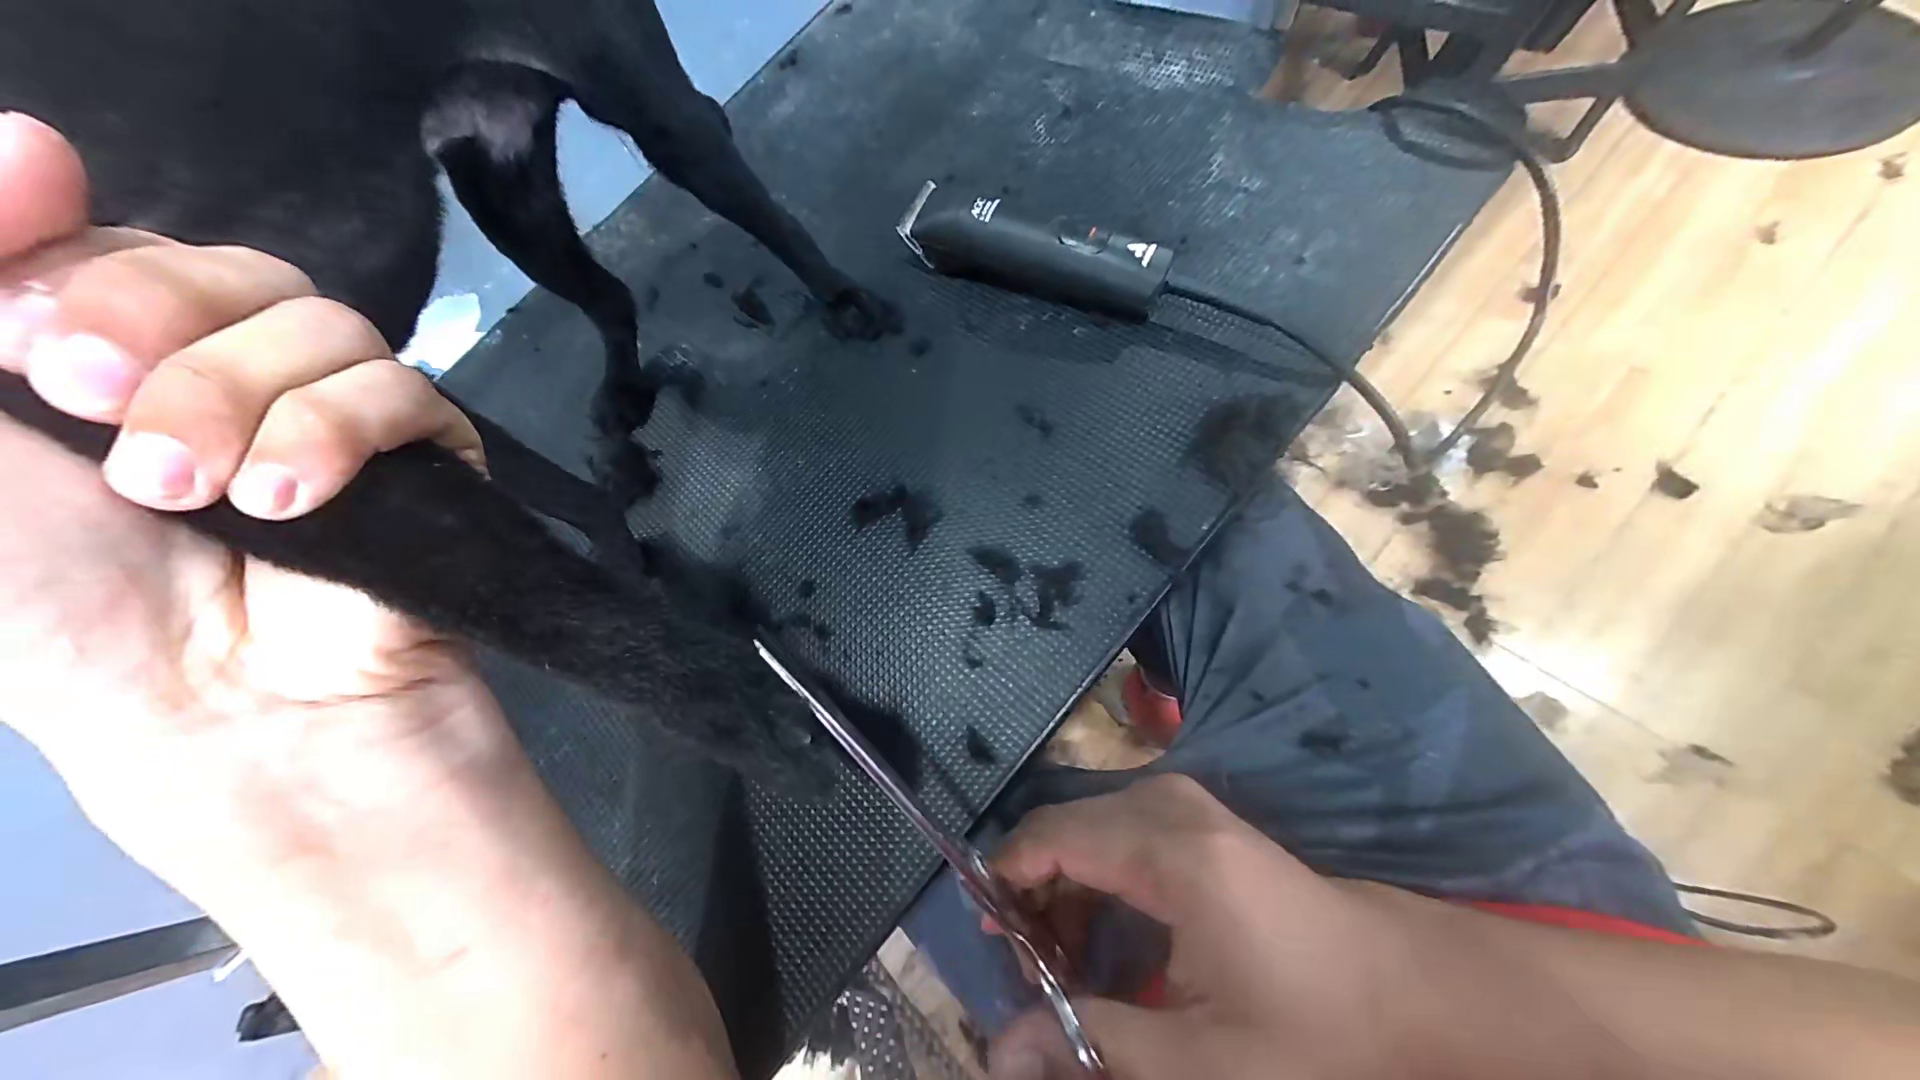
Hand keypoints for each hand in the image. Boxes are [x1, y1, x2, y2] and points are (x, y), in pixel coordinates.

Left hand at [0, 110, 494, 904]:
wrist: (219, 703)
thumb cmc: (49, 599)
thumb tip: (36, 133)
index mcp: (132, 350)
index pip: (130, 238)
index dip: (79, 265)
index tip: (23, 351)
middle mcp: (248, 365)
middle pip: (240, 266)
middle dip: (160, 327)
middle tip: (99, 417)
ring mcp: (351, 409)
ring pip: (330, 327)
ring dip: (247, 400)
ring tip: (203, 494)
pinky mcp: (431, 454)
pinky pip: (405, 392)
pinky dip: (338, 431)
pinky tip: (293, 498)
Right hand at [983, 774, 1625, 1079]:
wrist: (1415, 991)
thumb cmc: (1318, 1032)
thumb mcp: (1202, 1062)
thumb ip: (1093, 1040)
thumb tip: (1000, 1052)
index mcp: (1170, 853)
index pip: (1052, 838)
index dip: (1007, 881)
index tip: (992, 939)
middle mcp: (1168, 805)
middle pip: (1064, 826)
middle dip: (1032, 890)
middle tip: (1029, 967)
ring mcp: (1184, 803)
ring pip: (1086, 825)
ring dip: (1062, 886)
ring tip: (1059, 961)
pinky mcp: (1195, 817)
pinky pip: (1116, 829)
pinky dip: (1094, 876)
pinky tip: (1100, 936)